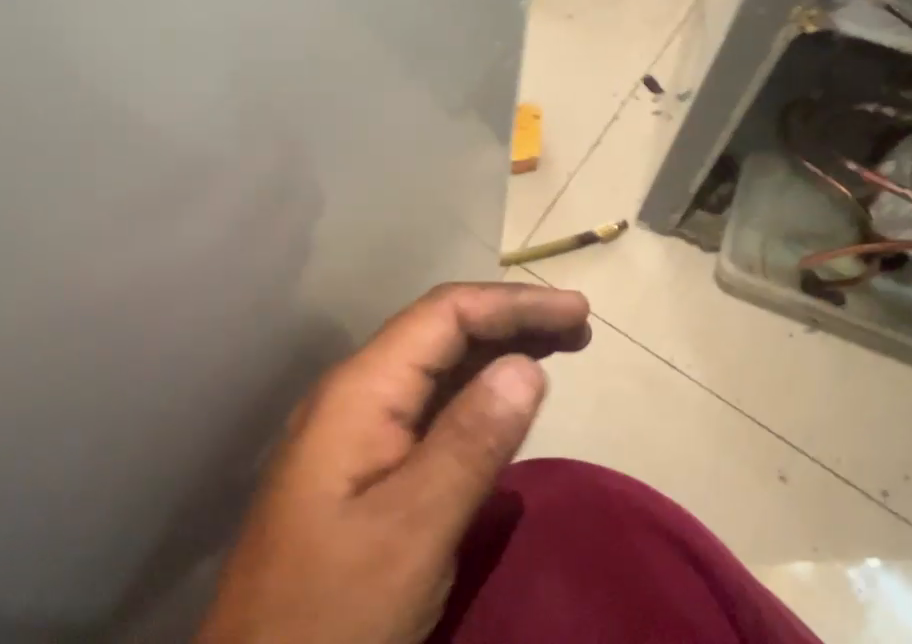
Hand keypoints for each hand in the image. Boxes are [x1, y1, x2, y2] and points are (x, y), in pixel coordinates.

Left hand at [195, 281, 591, 643]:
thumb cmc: (333, 607)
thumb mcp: (411, 531)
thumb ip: (469, 443)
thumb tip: (526, 365)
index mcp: (359, 392)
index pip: (443, 315)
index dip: (513, 304)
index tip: (577, 310)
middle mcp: (353, 395)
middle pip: (438, 332)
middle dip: (509, 320)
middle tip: (579, 328)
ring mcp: (352, 431)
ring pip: (433, 368)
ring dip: (495, 351)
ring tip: (558, 349)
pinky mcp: (359, 466)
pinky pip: (424, 407)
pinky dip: (474, 393)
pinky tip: (502, 401)